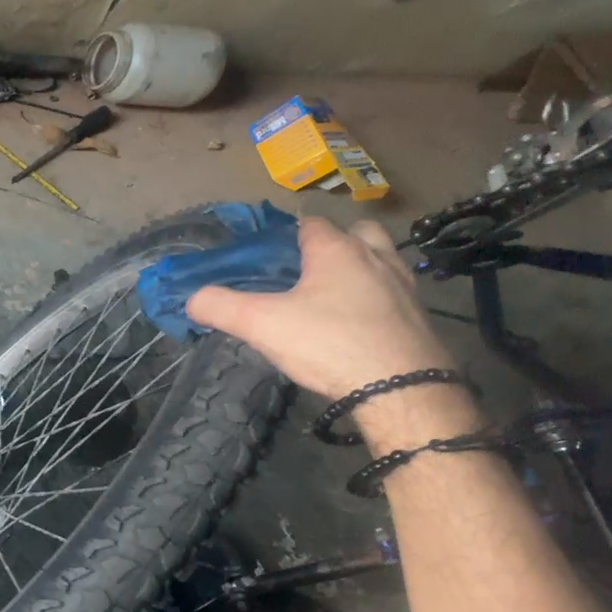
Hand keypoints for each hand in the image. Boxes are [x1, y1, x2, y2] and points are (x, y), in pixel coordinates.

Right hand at [186, 217, 456, 401]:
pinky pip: (393, 289)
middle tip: (308, 266)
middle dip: (335, 240)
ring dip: (361, 264)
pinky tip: (356, 318)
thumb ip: (220, 307)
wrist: (400, 387)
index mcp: (337, 251)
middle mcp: (376, 257)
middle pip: (358, 231)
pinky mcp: (418, 313)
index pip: (312, 224)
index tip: (268, 252)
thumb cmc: (328, 343)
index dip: (287, 233)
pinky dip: (376, 293)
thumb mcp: (259, 325)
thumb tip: (193, 299)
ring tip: (332, 291)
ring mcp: (404, 285)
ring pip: (382, 258)